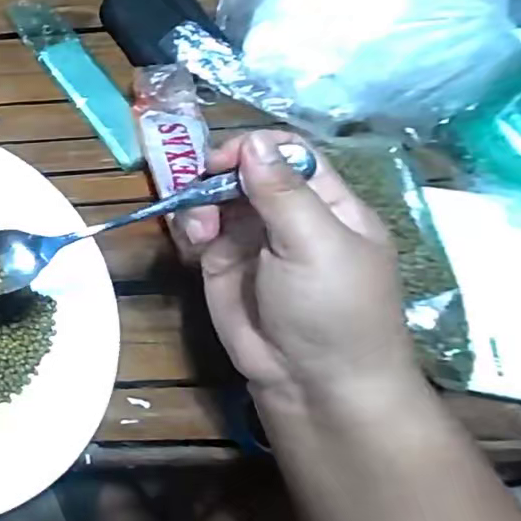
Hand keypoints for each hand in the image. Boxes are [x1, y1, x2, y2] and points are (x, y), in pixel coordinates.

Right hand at [177, 130, 422, 419]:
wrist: (309, 377)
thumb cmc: (333, 308)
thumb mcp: (315, 244)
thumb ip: (282, 193)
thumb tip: (252, 142)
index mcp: (326, 204)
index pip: (287, 155)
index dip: (251, 150)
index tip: (219, 163)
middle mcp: (286, 215)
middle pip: (241, 173)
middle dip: (215, 178)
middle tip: (198, 196)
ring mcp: (250, 239)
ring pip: (212, 199)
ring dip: (197, 205)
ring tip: (198, 233)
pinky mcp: (219, 262)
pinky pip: (197, 229)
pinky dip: (187, 227)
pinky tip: (192, 243)